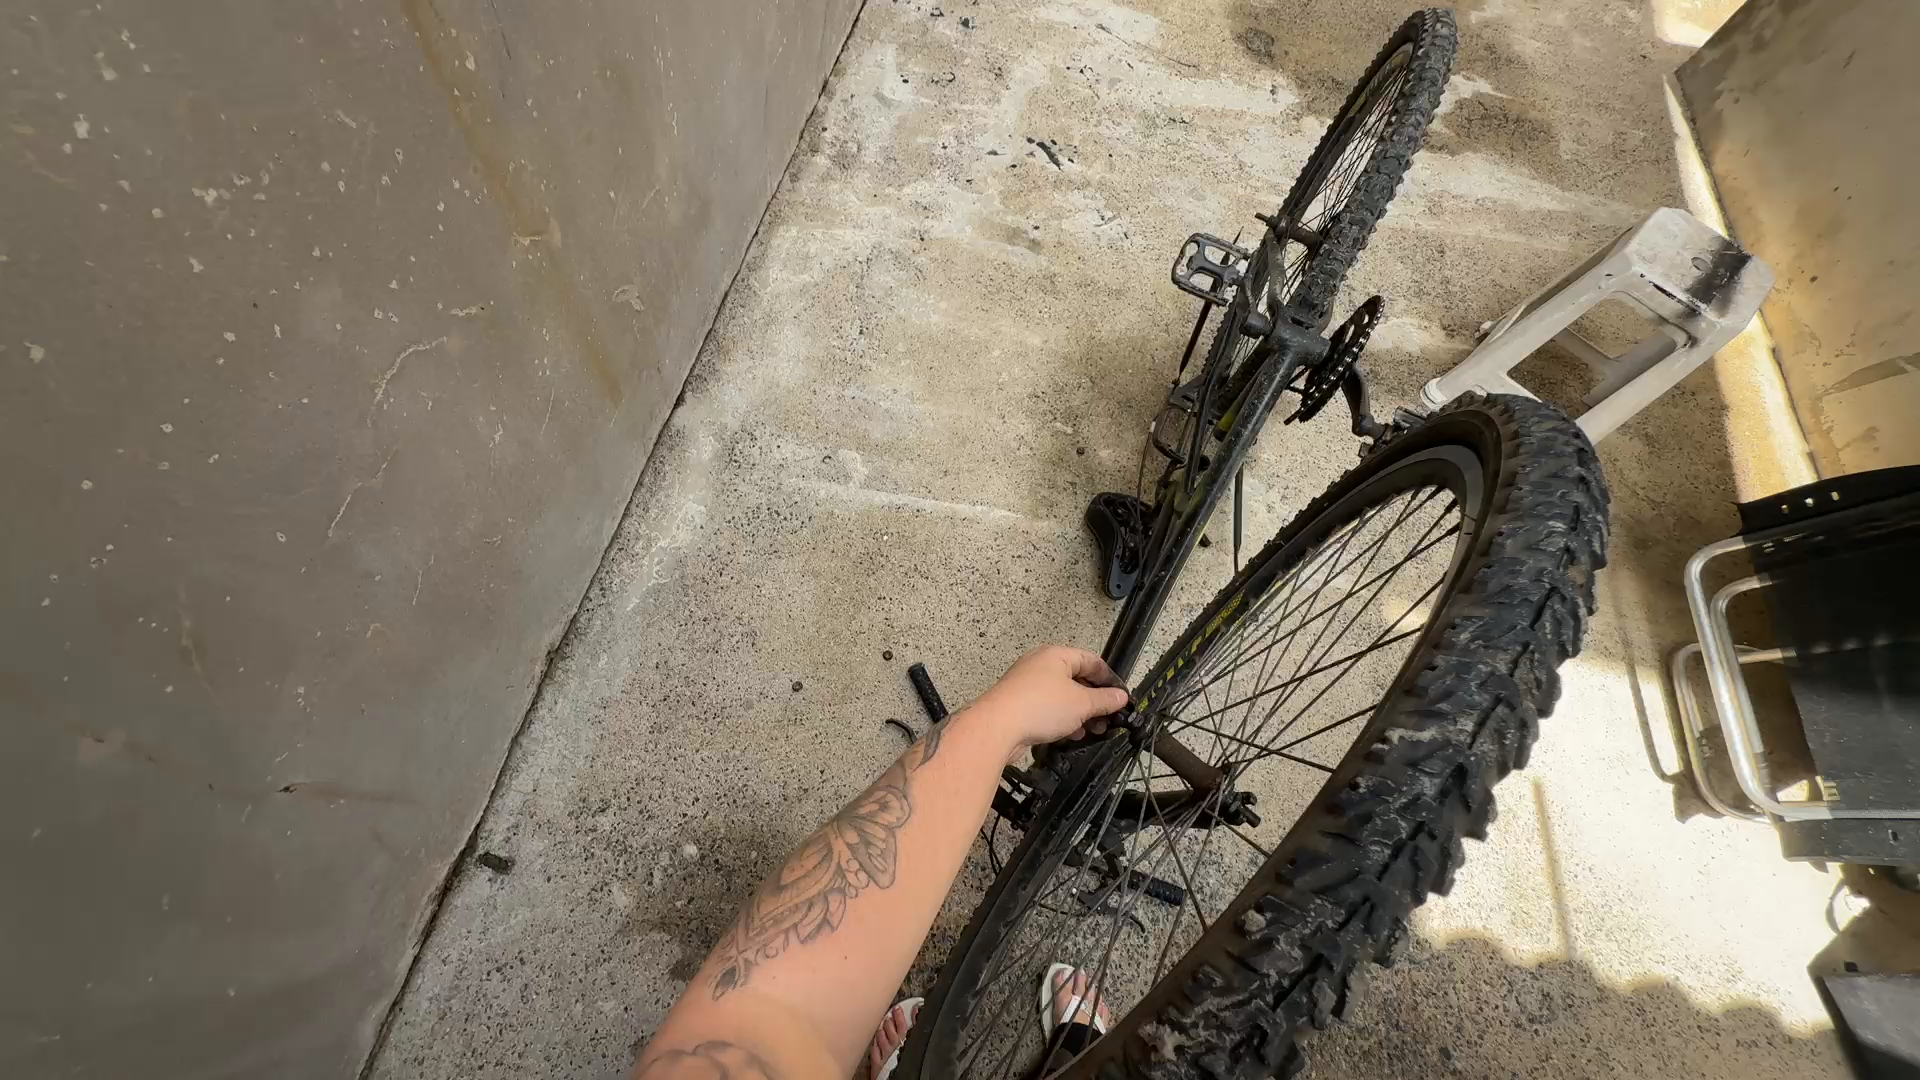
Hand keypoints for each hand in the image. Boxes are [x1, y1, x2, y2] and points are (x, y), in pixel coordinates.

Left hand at [966, 646, 1129, 753]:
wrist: (998, 727)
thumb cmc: (1041, 706)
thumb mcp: (1081, 703)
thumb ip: (1104, 700)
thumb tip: (1120, 696)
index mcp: (1056, 655)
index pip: (1091, 660)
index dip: (1109, 678)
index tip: (1122, 696)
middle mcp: (1041, 665)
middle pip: (1076, 678)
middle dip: (1095, 700)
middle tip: (1110, 718)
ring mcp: (1028, 684)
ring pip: (1062, 695)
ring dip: (1080, 712)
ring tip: (1094, 730)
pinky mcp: (1020, 703)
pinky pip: (1048, 708)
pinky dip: (1063, 718)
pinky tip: (1072, 734)